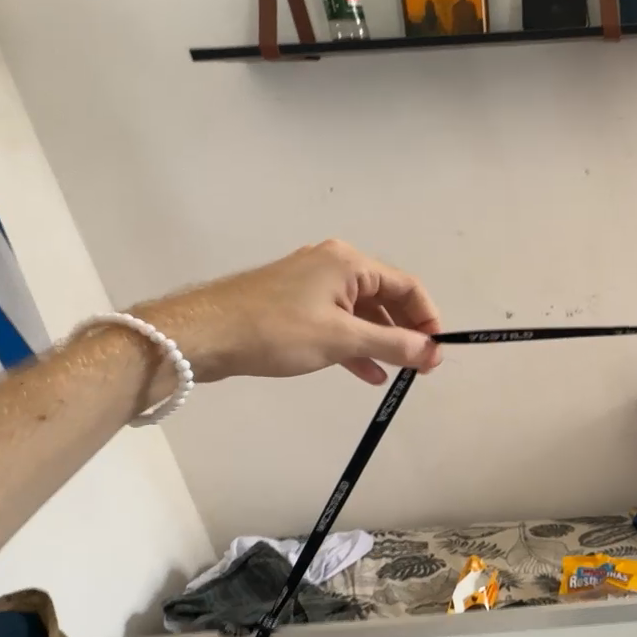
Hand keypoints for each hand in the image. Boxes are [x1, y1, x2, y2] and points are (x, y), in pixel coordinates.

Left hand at [132, 240, 442, 388]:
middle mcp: (334, 265)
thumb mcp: (343, 339)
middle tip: (421, 365)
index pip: (407, 287)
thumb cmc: (276, 331)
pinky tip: (368, 373)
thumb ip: (393, 344)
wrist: (200, 336)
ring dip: (384, 342)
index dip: (428, 319)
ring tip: (399, 373)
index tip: (436, 353)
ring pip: (364, 312)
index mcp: (349, 263)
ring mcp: (312, 283)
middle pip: (387, 298)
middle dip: (407, 332)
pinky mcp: (295, 303)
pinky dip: (357, 345)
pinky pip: (340, 321)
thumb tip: (432, 352)